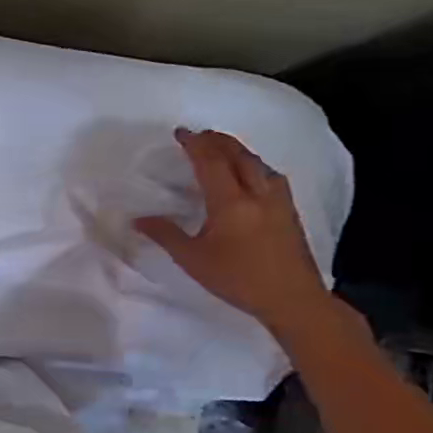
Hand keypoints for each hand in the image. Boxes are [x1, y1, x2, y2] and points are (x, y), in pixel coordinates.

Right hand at [135, 129, 333, 333]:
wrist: (293, 299)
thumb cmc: (236, 277)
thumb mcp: (191, 257)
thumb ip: (164, 234)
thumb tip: (138, 219)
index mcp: (231, 203)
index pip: (211, 163)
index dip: (196, 145)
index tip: (181, 133)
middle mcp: (258, 195)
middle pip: (240, 157)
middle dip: (220, 142)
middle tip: (200, 134)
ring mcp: (278, 204)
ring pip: (259, 166)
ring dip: (239, 152)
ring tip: (223, 149)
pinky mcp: (288, 214)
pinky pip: (271, 178)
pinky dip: (254, 166)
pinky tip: (249, 174)